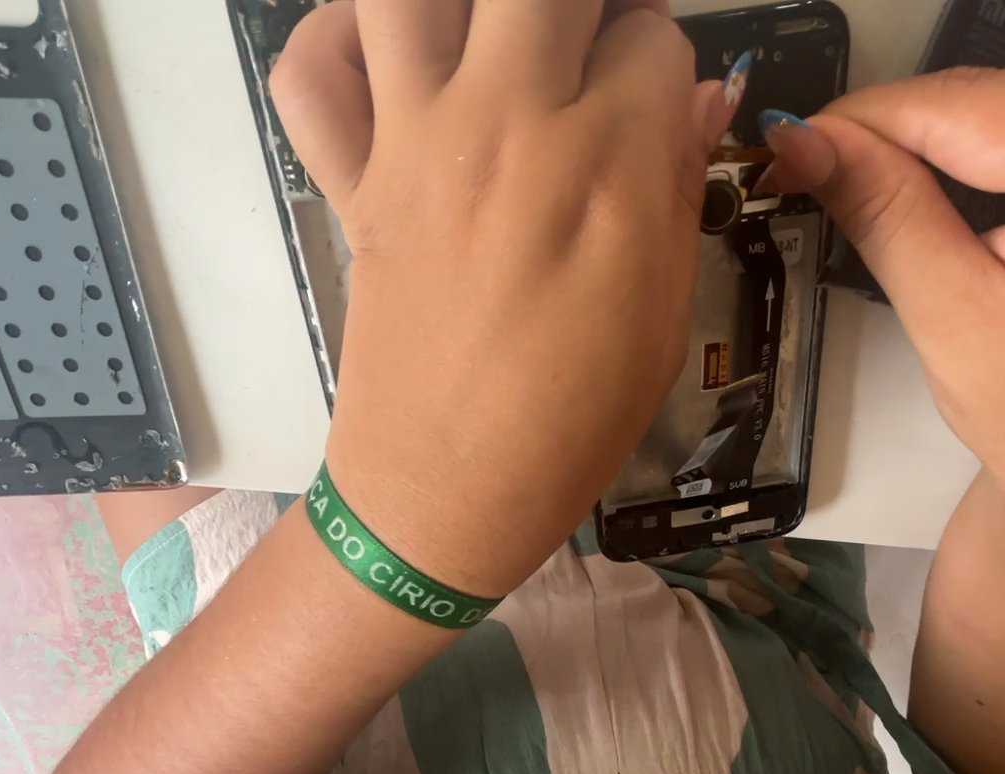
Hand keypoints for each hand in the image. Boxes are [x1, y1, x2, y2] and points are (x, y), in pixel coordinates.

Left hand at [271, 0, 736, 597]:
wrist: (447, 493)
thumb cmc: (570, 427)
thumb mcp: (662, 320)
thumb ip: (677, 194)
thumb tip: (693, 103)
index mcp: (608, 169)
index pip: (653, 39)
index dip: (660, 68)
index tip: (648, 111)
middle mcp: (507, 127)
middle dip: (582, 2)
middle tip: (584, 48)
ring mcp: (414, 149)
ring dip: (464, 0)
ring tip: (491, 37)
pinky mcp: (351, 186)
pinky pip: (310, 71)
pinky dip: (336, 43)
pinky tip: (388, 67)